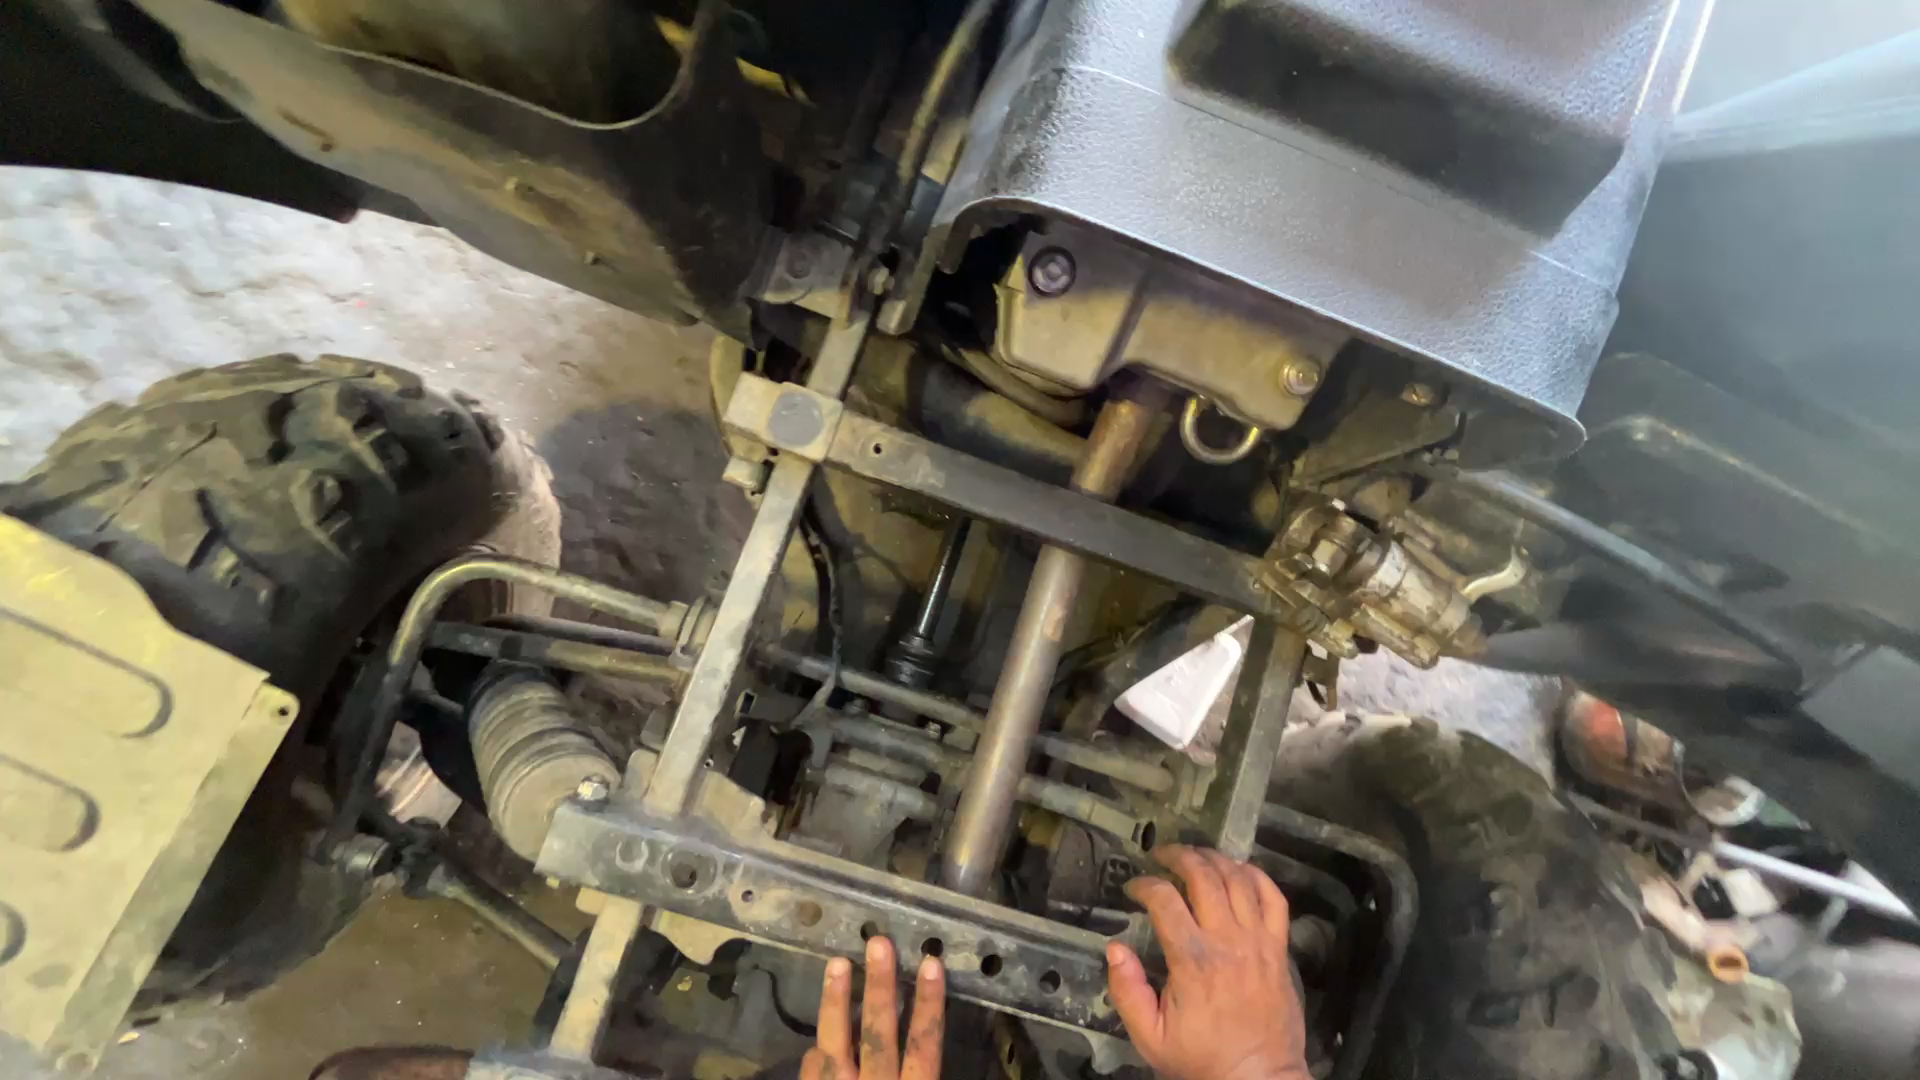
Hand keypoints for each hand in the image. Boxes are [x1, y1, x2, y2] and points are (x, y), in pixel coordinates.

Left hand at [803, 936, 945, 1079]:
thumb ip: (918, 1073)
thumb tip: (918, 1033)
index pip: (924, 1044)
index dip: (929, 1003)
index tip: (931, 962)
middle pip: (878, 1035)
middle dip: (878, 988)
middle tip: (879, 943)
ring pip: (836, 1045)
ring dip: (836, 1002)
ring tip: (837, 962)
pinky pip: (813, 1072)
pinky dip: (817, 1052)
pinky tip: (816, 1038)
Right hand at [1106, 845, 1309, 1079]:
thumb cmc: (1201, 1060)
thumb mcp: (1150, 1037)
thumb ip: (1127, 991)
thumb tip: (1115, 948)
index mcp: (1193, 960)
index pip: (1164, 900)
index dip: (1144, 885)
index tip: (1133, 890)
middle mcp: (1228, 941)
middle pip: (1203, 875)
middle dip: (1177, 856)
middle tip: (1161, 856)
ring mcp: (1259, 942)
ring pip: (1238, 878)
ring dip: (1213, 858)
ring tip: (1194, 856)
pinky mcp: (1280, 949)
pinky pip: (1274, 899)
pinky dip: (1257, 876)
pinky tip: (1238, 869)